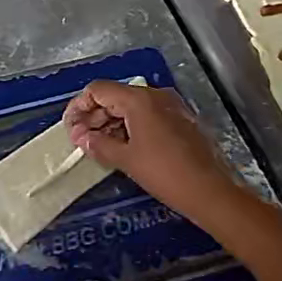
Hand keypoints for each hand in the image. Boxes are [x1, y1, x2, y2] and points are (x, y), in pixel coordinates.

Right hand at [62, 81, 246, 215]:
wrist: (210, 191)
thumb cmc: (165, 173)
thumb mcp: (126, 159)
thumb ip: (99, 144)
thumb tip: (82, 137)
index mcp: (139, 99)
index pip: (99, 89)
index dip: (80, 106)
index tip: (71, 128)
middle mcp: (155, 95)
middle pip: (115, 96)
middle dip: (94, 115)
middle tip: (81, 140)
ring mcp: (171, 106)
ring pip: (132, 106)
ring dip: (111, 122)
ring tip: (98, 146)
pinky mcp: (181, 120)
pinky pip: (148, 115)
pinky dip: (130, 127)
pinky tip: (122, 147)